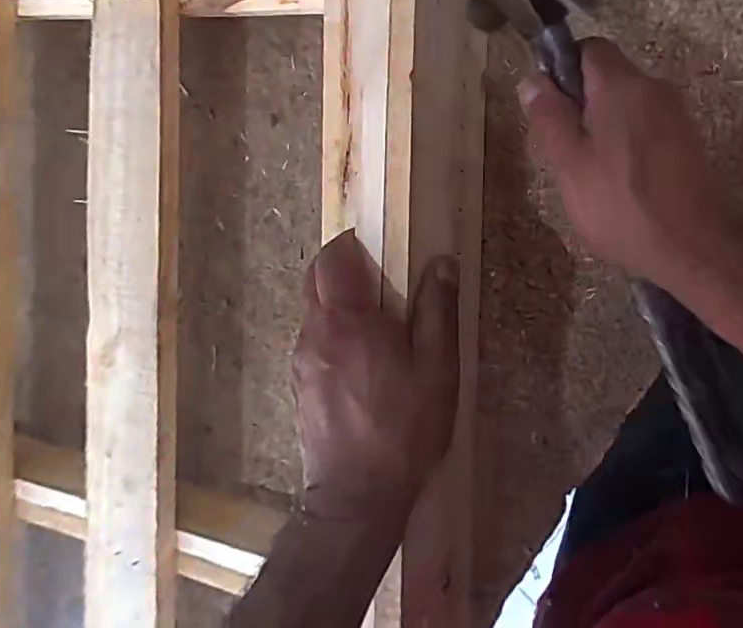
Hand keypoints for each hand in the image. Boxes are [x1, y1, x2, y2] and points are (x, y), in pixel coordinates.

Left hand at [292, 231, 459, 522]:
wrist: (357, 500)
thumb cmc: (404, 426)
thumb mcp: (438, 365)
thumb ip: (438, 308)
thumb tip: (442, 262)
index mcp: (346, 319)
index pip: (331, 258)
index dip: (350, 243)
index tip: (377, 245)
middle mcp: (314, 333)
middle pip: (315, 280)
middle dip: (342, 269)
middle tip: (381, 279)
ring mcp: (301, 361)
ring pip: (313, 312)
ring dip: (339, 303)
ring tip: (378, 323)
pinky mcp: (300, 386)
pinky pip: (314, 340)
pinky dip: (333, 332)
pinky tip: (362, 360)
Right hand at [516, 38, 742, 287]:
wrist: (697, 248)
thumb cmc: (624, 204)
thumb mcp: (570, 163)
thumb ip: (549, 117)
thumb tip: (533, 80)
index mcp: (622, 85)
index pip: (589, 48)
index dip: (562, 67)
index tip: (549, 105)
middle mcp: (654, 89)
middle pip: (608, 77)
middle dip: (581, 104)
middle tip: (565, 148)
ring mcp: (676, 115)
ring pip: (626, 105)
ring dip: (603, 127)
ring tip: (591, 172)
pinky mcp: (688, 142)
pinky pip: (646, 126)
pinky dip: (627, 143)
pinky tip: (621, 182)